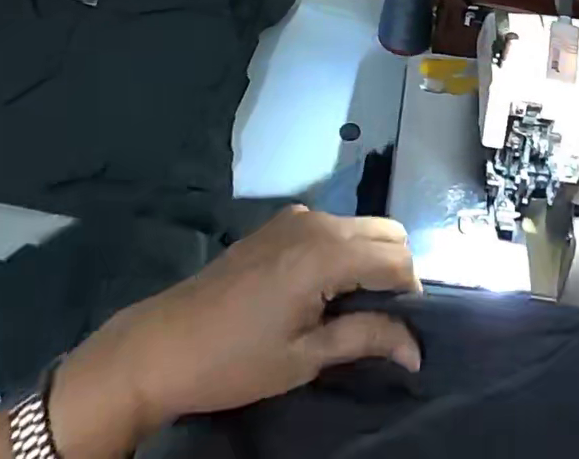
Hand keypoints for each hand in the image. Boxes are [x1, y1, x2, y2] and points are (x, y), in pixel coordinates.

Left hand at [49, 206, 421, 456]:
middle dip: (396, 270)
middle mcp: (318, 222)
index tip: (403, 330)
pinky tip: (322, 286)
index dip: (410, 293)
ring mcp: (297, 216)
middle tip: (380, 317)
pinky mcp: (280, 221)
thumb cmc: (234, 361)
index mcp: (326, 254)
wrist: (162, 343)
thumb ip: (366, 338)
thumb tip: (416, 349)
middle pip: (387, 232)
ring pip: (361, 225)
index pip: (397, 259)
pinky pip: (333, 225)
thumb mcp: (304, 357)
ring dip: (371, 257)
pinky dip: (345, 248)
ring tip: (352, 304)